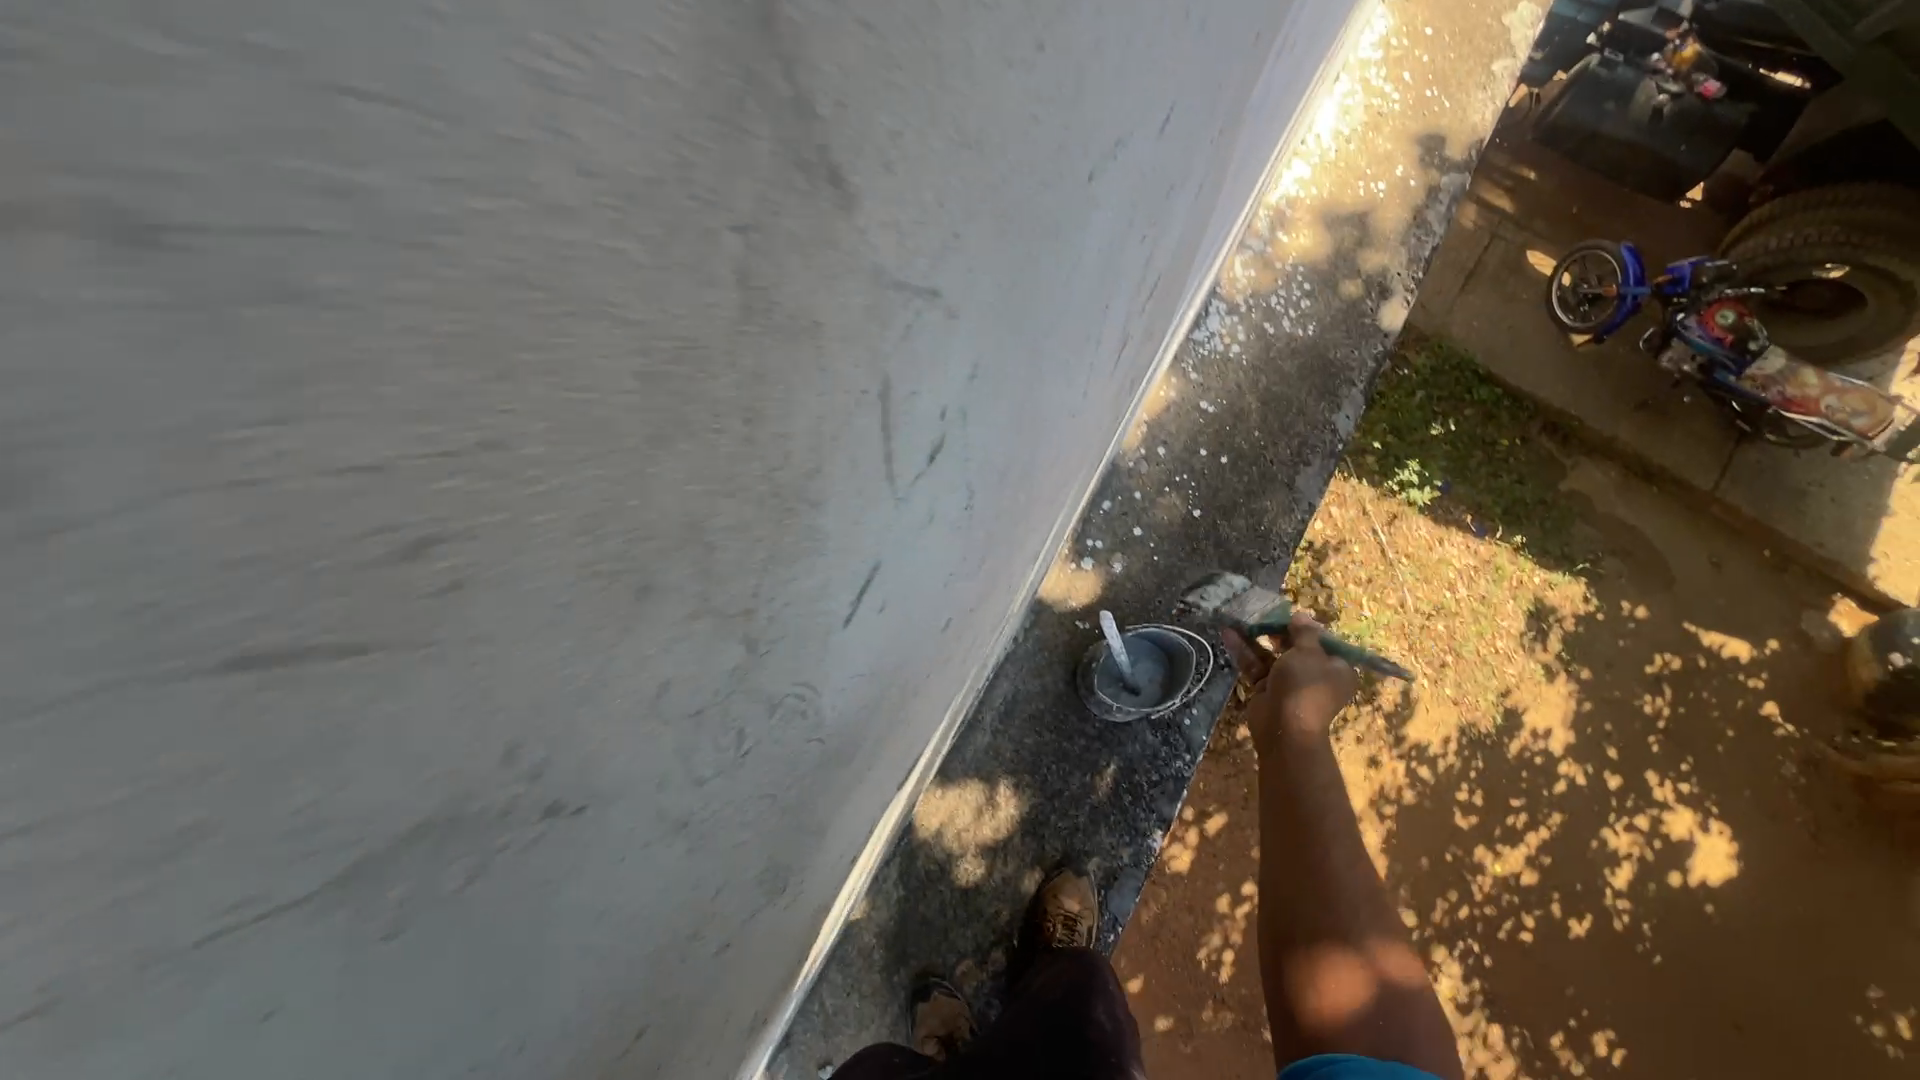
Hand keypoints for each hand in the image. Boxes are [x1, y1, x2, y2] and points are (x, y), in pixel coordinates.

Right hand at [1221, 611, 1358, 750]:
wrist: (1285, 727)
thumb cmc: (1305, 686)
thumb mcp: (1309, 653)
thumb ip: (1304, 632)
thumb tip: (1302, 615)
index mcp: (1336, 669)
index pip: (1325, 643)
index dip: (1308, 628)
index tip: (1291, 614)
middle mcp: (1315, 676)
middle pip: (1296, 647)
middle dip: (1277, 630)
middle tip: (1262, 613)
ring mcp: (1289, 683)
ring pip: (1272, 656)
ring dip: (1256, 638)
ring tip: (1240, 618)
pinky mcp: (1267, 689)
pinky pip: (1256, 666)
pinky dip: (1244, 652)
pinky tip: (1228, 633)